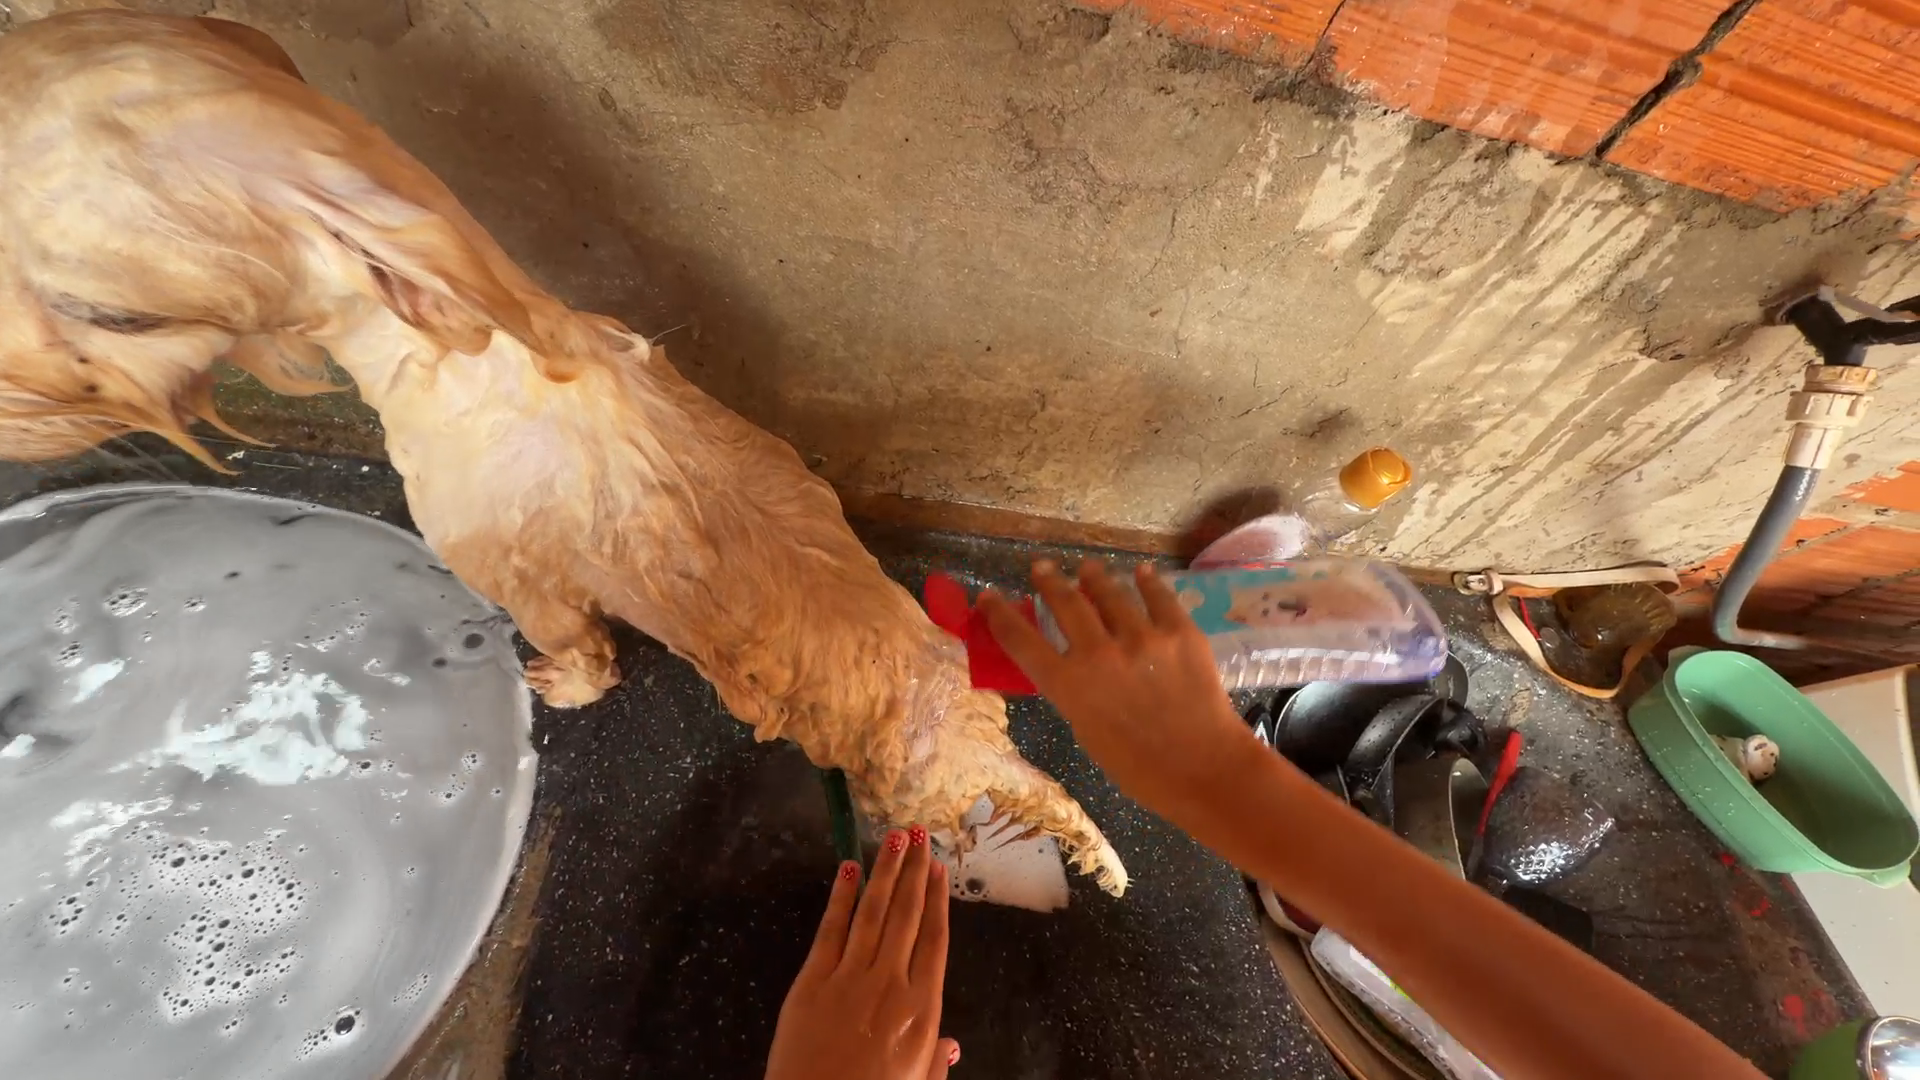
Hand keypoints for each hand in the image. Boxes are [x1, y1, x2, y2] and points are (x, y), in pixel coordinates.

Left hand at [765, 826, 959, 1079]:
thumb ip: (933, 1063)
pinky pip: (830, 931)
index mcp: (921, 1011)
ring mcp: (848, 979)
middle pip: (906, 916)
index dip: (936, 899)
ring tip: (893, 837)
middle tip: (917, 833)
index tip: (937, 867)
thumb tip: (952, 1042)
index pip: (934, 939)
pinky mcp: (811, 982)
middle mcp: (889, 984)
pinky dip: (841, 897)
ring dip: (884, 871)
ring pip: (872, 912)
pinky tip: (848, 869)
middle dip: (913, 870)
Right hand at [979, 560, 1263, 821]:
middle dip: (1049, 580)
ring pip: (1109, 592)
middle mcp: (1098, 652)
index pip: (1020, 639)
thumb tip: (1068, 664)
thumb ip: (1073, 692)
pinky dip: (1147, 582)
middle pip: (1064, 602)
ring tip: (1088, 567)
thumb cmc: (1138, 767)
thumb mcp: (1086, 731)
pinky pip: (1158, 597)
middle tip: (1042, 567)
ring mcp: (1140, 637)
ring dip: (1094, 576)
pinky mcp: (1178, 631)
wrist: (1204, 770)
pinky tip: (1141, 573)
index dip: (999, 613)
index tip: (988, 595)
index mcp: (1068, 684)